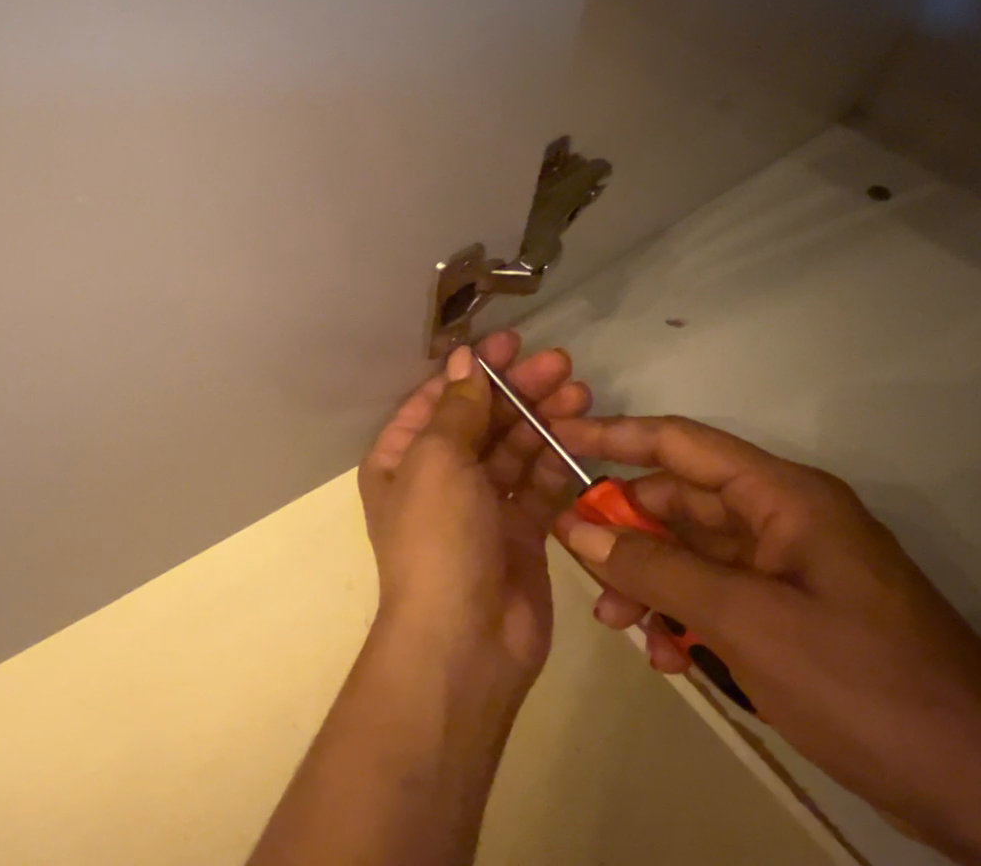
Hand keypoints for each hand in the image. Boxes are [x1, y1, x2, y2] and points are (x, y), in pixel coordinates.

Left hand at [357, 331, 590, 681]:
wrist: (465, 639)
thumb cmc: (437, 538)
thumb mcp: (436, 461)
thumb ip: (457, 409)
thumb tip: (463, 360)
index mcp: (400, 460)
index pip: (436, 400)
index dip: (472, 369)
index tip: (510, 341)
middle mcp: (436, 479)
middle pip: (479, 421)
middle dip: (515, 390)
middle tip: (559, 362)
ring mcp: (479, 507)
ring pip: (512, 450)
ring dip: (541, 419)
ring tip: (579, 389)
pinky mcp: (519, 533)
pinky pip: (537, 485)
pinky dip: (556, 459)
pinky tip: (581, 431)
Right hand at [543, 415, 980, 865]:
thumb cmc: (863, 684)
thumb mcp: (744, 621)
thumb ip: (653, 567)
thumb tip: (572, 526)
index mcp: (785, 499)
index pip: (680, 443)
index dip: (611, 434)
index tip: (550, 436)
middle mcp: (784, 522)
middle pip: (677, 502)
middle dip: (622, 532)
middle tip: (576, 566)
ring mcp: (789, 571)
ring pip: (689, 553)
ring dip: (647, 583)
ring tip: (621, 628)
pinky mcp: (791, 615)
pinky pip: (714, 596)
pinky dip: (681, 617)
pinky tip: (668, 658)